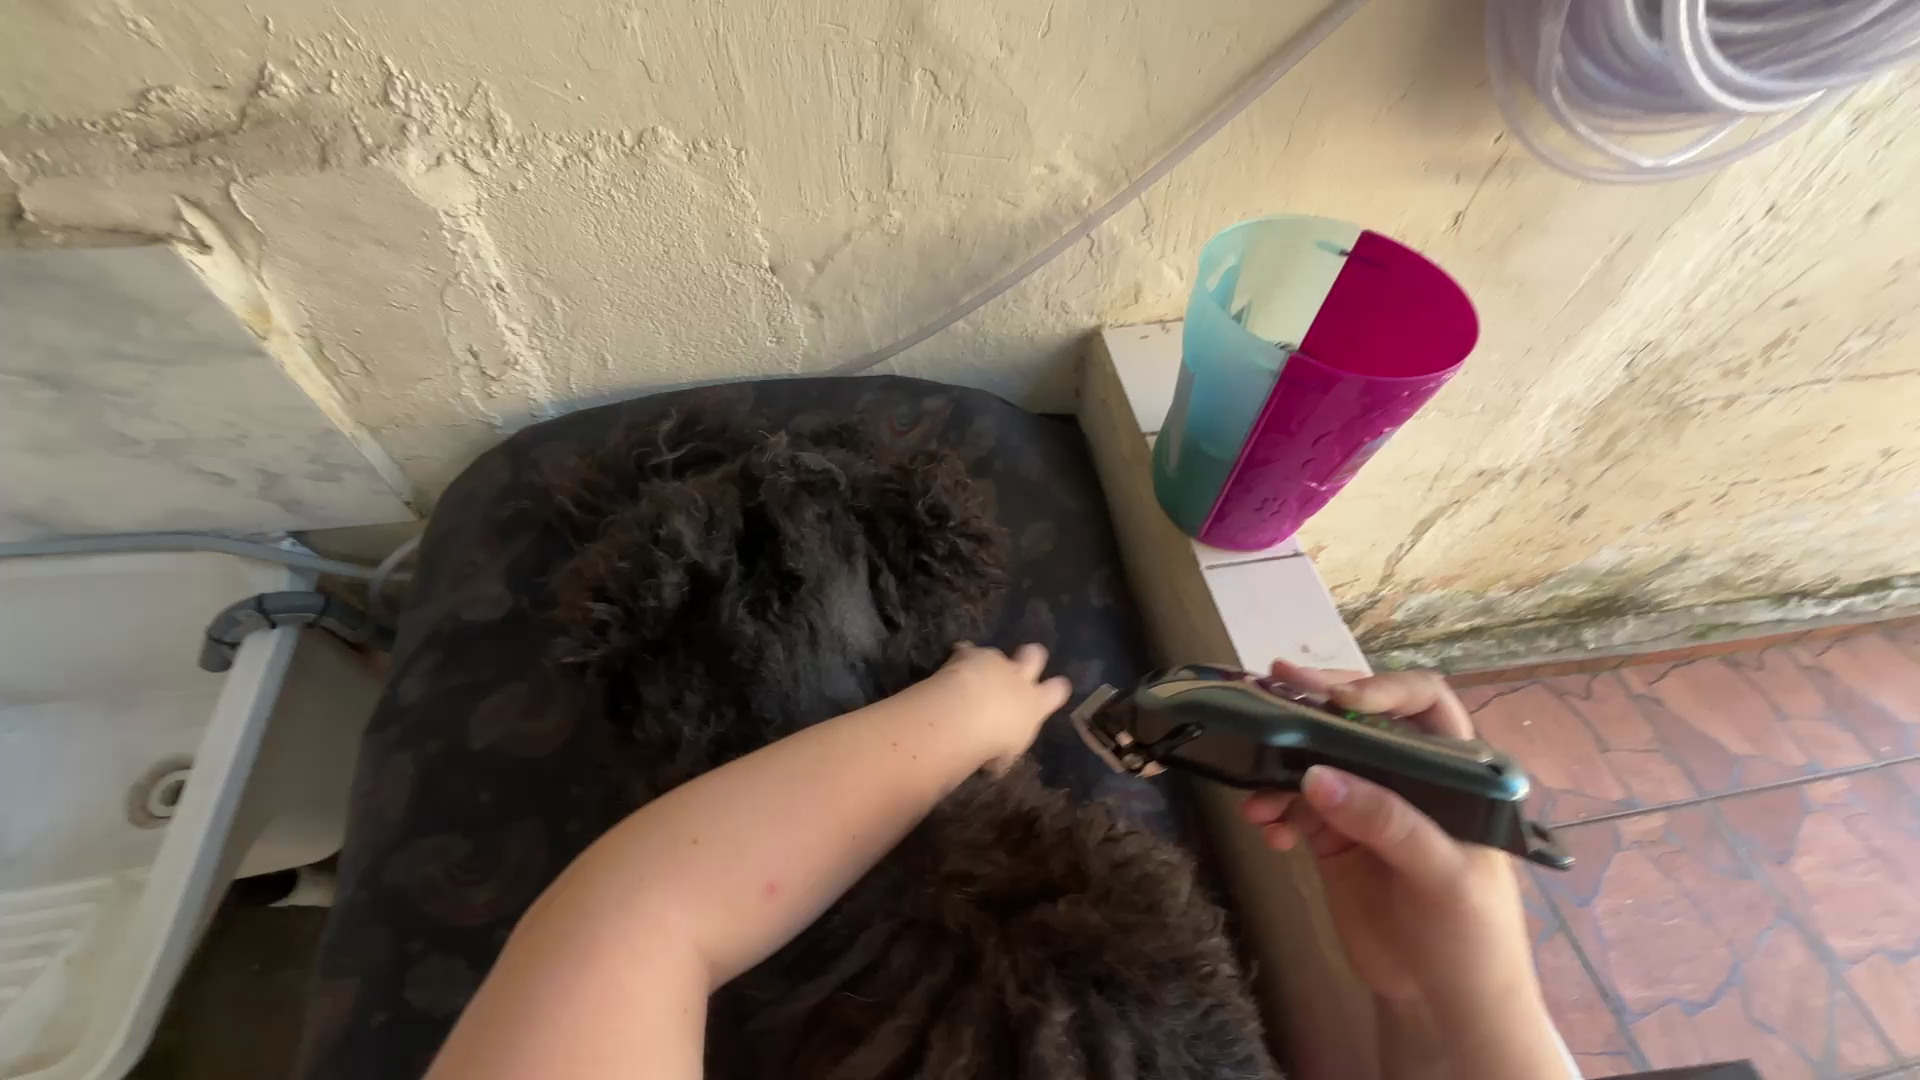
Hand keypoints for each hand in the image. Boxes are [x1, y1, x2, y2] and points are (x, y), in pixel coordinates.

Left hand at [922, 642, 1071, 768]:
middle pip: (1035, 655)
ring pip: (997, 652)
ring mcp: (996, 662)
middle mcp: (1019, 678)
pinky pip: (966, 650)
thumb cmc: (992, 744)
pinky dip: (960, 658)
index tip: (1050, 692)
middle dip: (1030, 657)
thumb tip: (997, 760)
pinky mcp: (971, 653)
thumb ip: (1006, 751)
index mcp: (1035, 704)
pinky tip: (949, 670)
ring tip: (970, 675)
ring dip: (987, 663)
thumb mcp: (1005, 756)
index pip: (1058, 690)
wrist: (967, 715)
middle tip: (1019, 666)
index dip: (1056, 689)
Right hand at [1239, 662, 1540, 1015]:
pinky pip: (1292, 805)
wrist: (1442, 1005)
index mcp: (1452, 774)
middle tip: (1273, 682)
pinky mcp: (1331, 834)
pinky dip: (1273, 811)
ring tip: (1257, 800)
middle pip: (1357, 720)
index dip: (1385, 687)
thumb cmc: (1472, 937)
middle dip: (1313, 705)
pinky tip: (1267, 831)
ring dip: (1278, 772)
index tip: (1339, 696)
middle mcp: (1405, 778)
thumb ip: (1386, 822)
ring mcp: (1365, 804)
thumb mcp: (1444, 878)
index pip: (1424, 705)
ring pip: (1314, 760)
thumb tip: (1314, 775)